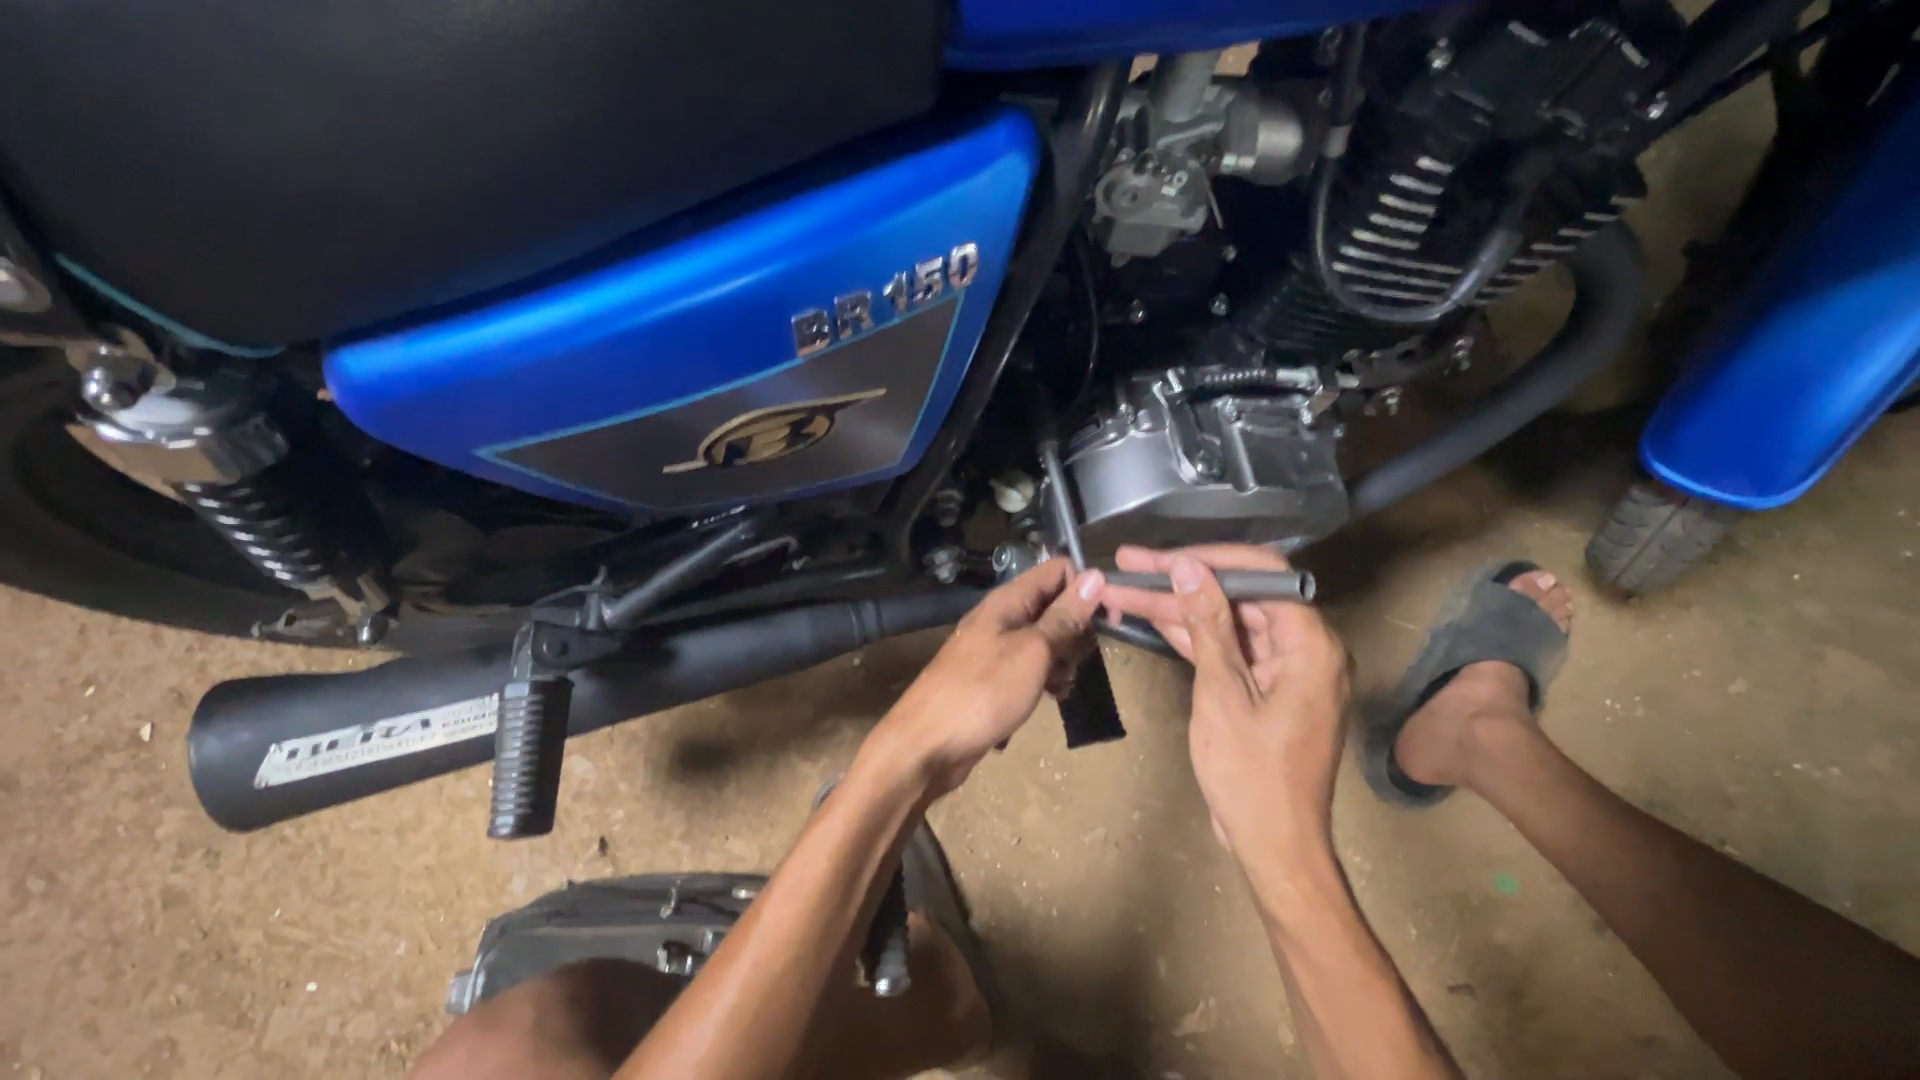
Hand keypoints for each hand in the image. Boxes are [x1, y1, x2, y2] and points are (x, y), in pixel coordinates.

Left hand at [865, 558, 1106, 798]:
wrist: (927, 746)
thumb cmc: (981, 693)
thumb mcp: (1032, 652)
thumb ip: (1064, 617)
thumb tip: (1095, 576)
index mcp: (1008, 602)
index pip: (1057, 571)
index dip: (1086, 589)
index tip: (1107, 620)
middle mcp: (1001, 618)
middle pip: (1054, 607)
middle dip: (1077, 632)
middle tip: (1079, 661)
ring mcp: (996, 650)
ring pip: (1046, 642)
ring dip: (1063, 661)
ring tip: (1061, 686)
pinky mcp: (994, 680)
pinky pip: (1031, 669)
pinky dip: (1045, 680)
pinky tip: (1051, 699)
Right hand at [1103, 545, 1348, 865]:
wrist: (1273, 846)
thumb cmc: (1251, 775)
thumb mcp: (1222, 694)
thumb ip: (1207, 624)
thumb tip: (1188, 567)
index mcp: (1310, 644)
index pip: (1261, 574)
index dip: (1207, 559)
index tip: (1159, 557)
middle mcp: (1303, 648)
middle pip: (1238, 596)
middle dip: (1180, 581)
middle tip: (1127, 565)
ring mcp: (1282, 669)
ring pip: (1225, 622)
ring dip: (1177, 608)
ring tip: (1123, 588)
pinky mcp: (1262, 689)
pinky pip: (1226, 651)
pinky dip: (1191, 638)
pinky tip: (1148, 620)